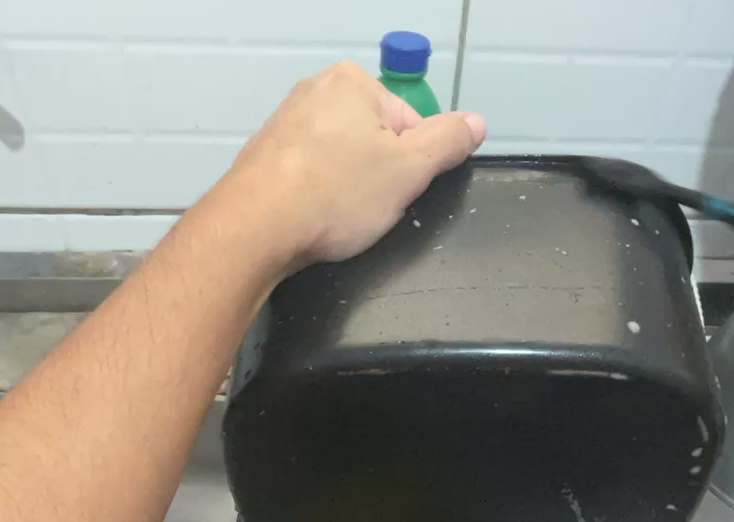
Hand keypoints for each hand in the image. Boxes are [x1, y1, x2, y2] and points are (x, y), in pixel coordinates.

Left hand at [203, 61, 486, 269]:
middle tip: (365, 210)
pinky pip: (308, 175)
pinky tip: (313, 218)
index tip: (395, 195)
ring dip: (346, 190)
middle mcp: (317, 90)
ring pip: (339, 160)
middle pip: (373, 141)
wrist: (257, 226)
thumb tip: (477, 122)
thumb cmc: (337, 195)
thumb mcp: (409, 171)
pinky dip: (316, 196)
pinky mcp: (265, 156)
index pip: (410, 126)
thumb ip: (447, 143)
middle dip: (377, 179)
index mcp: (355, 84)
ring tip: (336, 217)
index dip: (412, 169)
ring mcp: (286, 122)